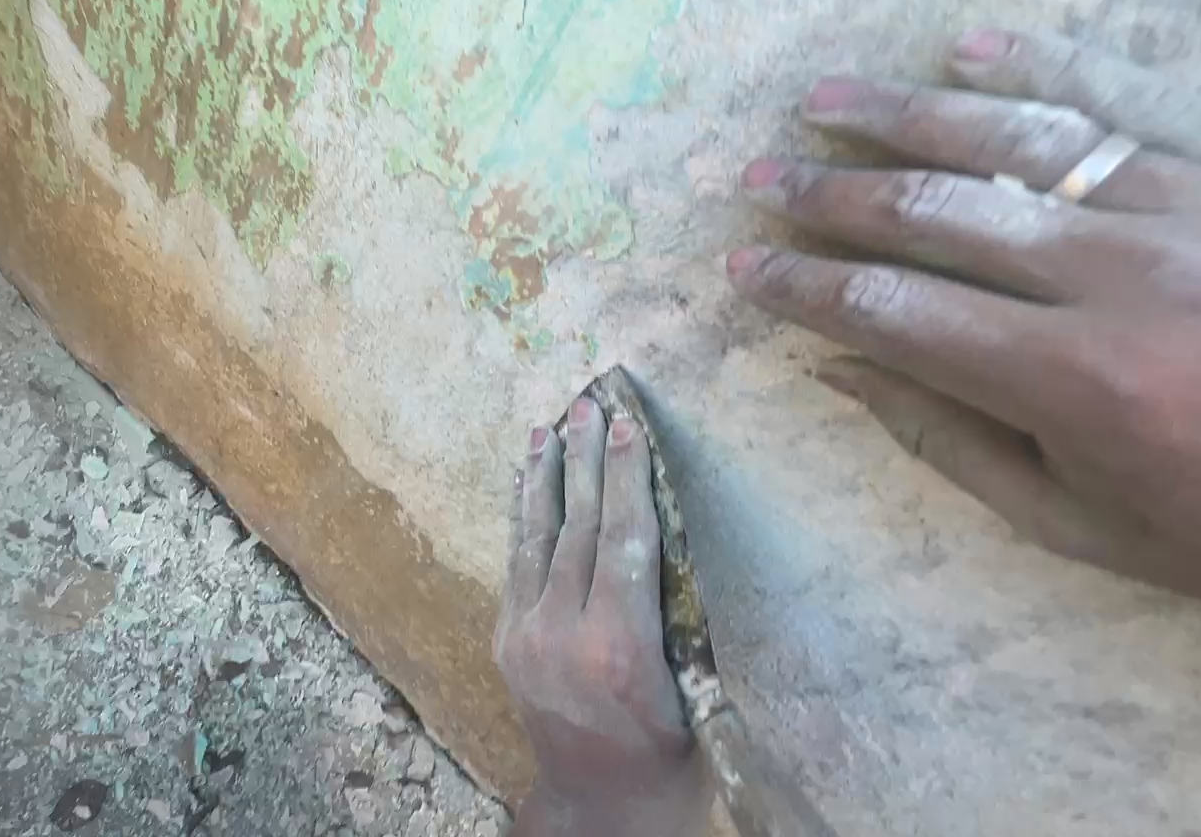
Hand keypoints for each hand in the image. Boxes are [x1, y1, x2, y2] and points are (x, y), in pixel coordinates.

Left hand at [495, 399, 711, 836]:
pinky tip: (525, 479)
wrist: (599, 805)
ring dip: (545, 475)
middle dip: (584, 458)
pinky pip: (515, 560)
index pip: (623, 539)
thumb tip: (666, 528)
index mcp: (619, 647)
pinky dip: (523, 514)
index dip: (626, 477)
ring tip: (548, 425)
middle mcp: (562, 631)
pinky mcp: (504, 635)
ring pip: (537, 535)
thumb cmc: (671, 750)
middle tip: (585, 403)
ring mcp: (524, 632)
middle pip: (577, 525)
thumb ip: (678, 613)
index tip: (627, 425)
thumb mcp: (695, 690)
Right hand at [730, 28, 1200, 624]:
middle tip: (759, 178)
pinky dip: (1048, 66)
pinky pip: (1140, 102)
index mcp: (1077, 381)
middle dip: (826, 194)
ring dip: (901, 117)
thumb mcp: (1085, 524)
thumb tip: (834, 366)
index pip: (888, 310)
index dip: (801, 286)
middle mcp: (1129, 280)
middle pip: (933, 213)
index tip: (743, 266)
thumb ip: (944, 438)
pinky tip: (968, 45)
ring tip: (821, 100)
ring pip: (1017, 140)